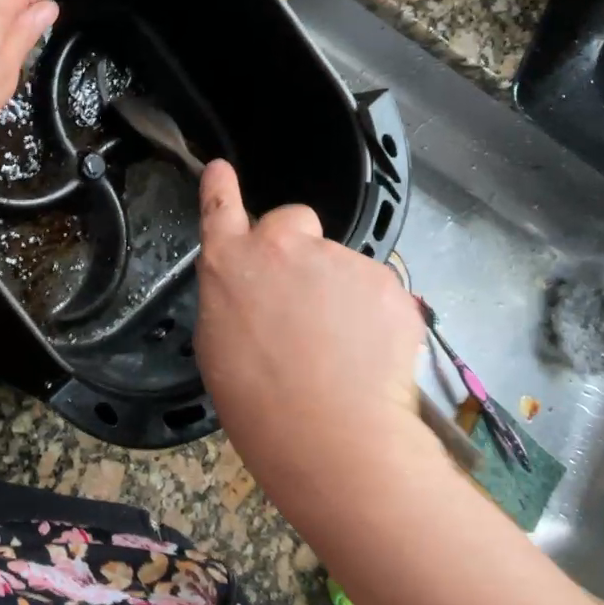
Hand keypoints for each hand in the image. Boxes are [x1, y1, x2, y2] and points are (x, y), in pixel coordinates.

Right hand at [194, 160, 436, 484]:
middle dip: (297, 246)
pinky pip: (376, 291)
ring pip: (339, 263)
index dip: (221, 188)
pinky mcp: (386, 283)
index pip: (220, 209)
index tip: (221, 169)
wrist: (331, 435)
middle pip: (293, 220)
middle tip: (301, 298)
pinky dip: (373, 314)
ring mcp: (338, 260)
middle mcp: (282, 247)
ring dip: (337, 290)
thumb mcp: (217, 342)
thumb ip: (230, 297)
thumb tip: (250, 291)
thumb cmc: (257, 400)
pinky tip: (367, 354)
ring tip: (337, 347)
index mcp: (230, 263)